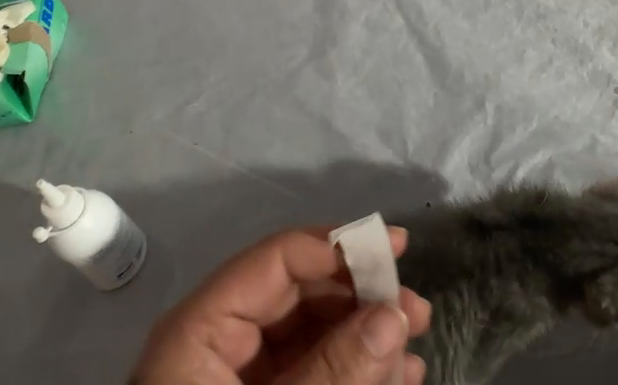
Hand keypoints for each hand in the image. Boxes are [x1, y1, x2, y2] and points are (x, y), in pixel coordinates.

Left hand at [131, 226, 431, 384]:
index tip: (395, 248)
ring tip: (414, 352)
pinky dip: (353, 371)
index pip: (276, 259)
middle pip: (298, 294)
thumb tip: (393, 314)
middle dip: (361, 297)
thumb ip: (334, 371)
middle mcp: (217, 343)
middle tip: (416, 311)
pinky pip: (310, 371)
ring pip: (310, 333)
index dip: (337, 246)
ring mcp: (236, 379)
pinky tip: (398, 379)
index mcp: (200, 330)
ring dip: (365, 338)